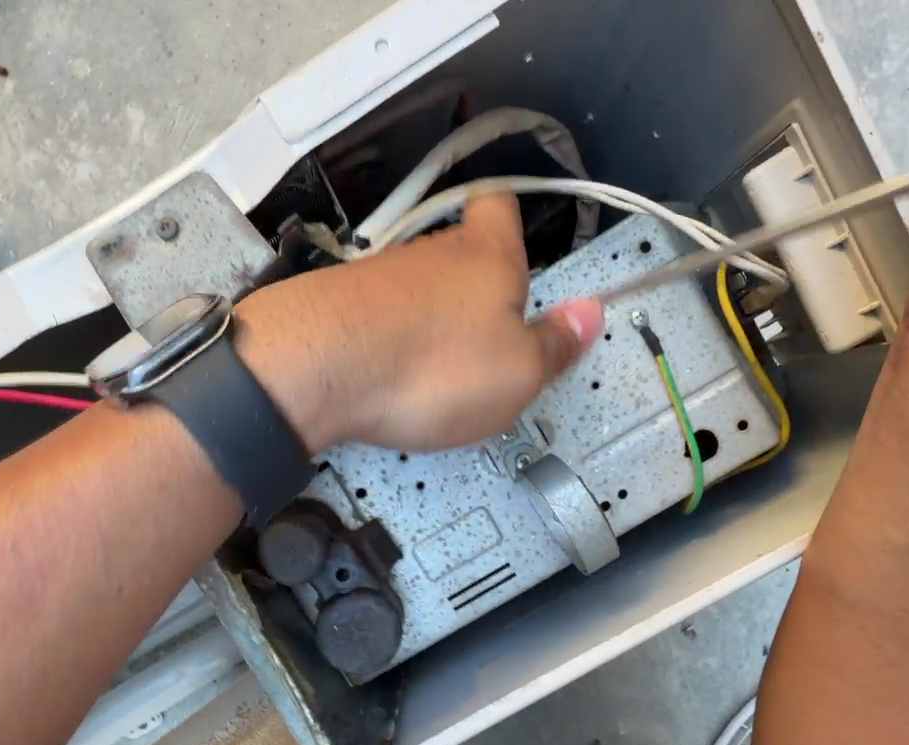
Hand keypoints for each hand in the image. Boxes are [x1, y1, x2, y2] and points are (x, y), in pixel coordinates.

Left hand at [232, 193, 603, 452]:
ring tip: (437, 365)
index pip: (500, 208)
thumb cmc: (431, 366)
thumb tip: (590, 314)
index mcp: (488, 259)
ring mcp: (378, 277)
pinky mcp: (337, 305)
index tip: (517, 244)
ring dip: (428, 317)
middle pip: (458, 251)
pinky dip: (389, 337)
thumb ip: (555, 345)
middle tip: (487, 334)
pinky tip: (390, 371)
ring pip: (415, 286)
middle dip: (473, 286)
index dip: (510, 220)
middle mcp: (431, 255)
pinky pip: (376, 314)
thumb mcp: (518, 373)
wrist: (318, 367)